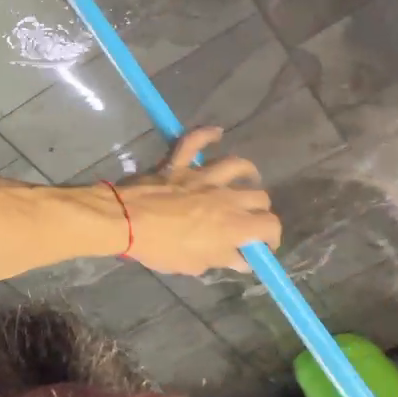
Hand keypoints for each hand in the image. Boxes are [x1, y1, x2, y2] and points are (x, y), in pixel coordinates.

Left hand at [111, 127, 280, 275]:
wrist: (126, 220)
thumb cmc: (162, 248)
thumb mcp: (196, 264)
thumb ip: (222, 259)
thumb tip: (240, 260)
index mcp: (234, 226)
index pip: (270, 225)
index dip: (271, 236)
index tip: (261, 244)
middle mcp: (225, 197)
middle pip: (258, 196)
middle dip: (259, 208)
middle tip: (249, 217)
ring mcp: (201, 177)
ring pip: (235, 166)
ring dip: (246, 172)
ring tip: (248, 178)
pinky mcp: (177, 165)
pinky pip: (192, 142)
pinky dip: (204, 134)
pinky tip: (216, 132)